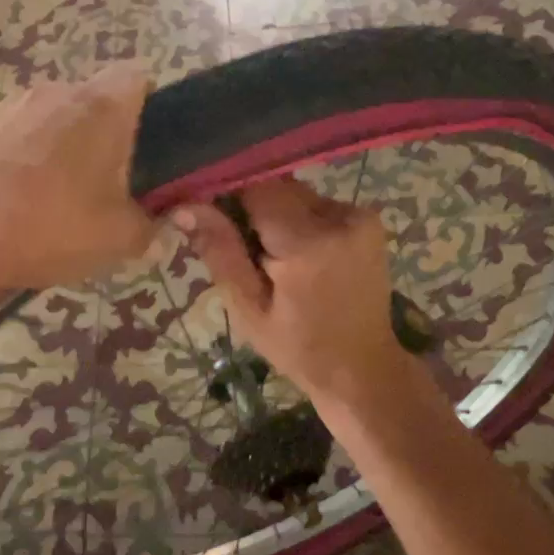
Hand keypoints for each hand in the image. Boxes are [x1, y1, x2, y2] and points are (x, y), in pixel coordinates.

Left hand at [0, 65, 157, 290]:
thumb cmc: (52, 227)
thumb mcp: (120, 239)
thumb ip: (152, 225)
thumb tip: (161, 222)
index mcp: (101, 108)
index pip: (136, 76)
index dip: (147, 104)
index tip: (145, 144)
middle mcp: (59, 92)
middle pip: (94, 98)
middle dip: (104, 131)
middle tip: (107, 180)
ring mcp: (15, 106)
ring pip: (55, 113)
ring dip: (63, 141)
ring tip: (57, 191)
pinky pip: (20, 130)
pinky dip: (27, 151)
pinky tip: (19, 192)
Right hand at [174, 178, 414, 400]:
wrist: (362, 368)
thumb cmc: (298, 347)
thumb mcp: (248, 308)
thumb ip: (219, 251)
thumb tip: (185, 205)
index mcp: (307, 243)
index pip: (254, 186)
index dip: (228, 196)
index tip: (212, 220)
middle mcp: (338, 217)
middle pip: (277, 186)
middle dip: (252, 209)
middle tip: (244, 251)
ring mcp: (359, 215)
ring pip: (296, 193)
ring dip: (277, 214)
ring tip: (273, 258)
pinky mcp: (368, 219)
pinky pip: (317, 204)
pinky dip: (300, 221)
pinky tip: (299, 256)